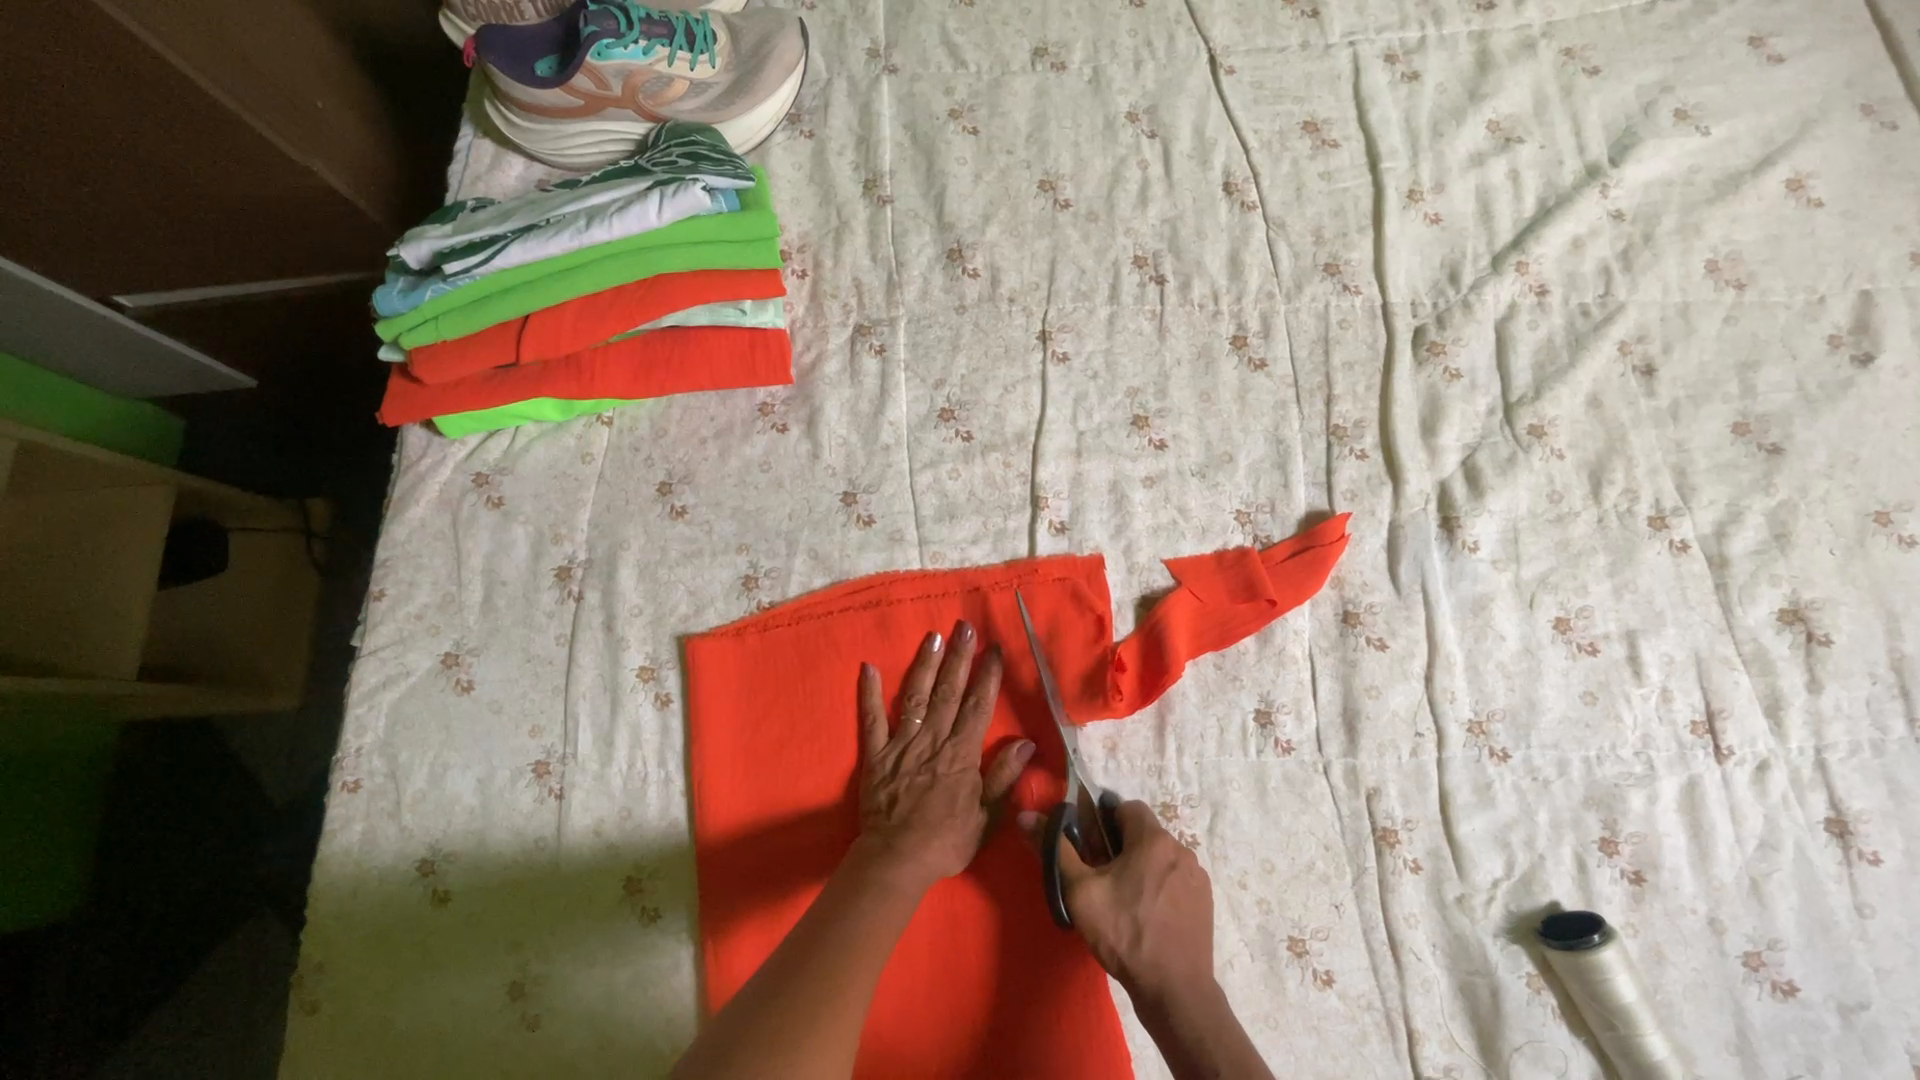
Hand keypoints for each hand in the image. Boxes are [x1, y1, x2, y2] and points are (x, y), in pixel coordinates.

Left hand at [855, 621, 1034, 892]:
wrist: (897, 860)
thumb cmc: (946, 842)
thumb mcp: (987, 817)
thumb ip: (1002, 777)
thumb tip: (1024, 742)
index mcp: (961, 754)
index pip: (979, 707)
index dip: (987, 676)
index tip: (994, 649)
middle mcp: (933, 740)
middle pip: (949, 692)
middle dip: (959, 658)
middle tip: (965, 627)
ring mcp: (901, 744)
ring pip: (915, 697)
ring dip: (925, 665)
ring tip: (933, 637)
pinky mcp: (875, 755)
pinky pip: (871, 720)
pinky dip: (869, 693)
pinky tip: (868, 668)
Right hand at [1020, 799, 1215, 1000]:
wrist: (1174, 990)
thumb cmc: (1123, 933)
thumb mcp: (1080, 891)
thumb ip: (1055, 849)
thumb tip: (1025, 816)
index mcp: (1154, 839)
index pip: (1127, 807)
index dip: (1104, 820)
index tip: (1090, 846)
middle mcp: (1181, 850)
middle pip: (1144, 833)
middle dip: (1121, 847)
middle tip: (1101, 877)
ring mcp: (1198, 877)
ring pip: (1161, 858)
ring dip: (1142, 868)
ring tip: (1123, 901)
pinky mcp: (1205, 902)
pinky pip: (1176, 880)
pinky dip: (1160, 888)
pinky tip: (1147, 917)